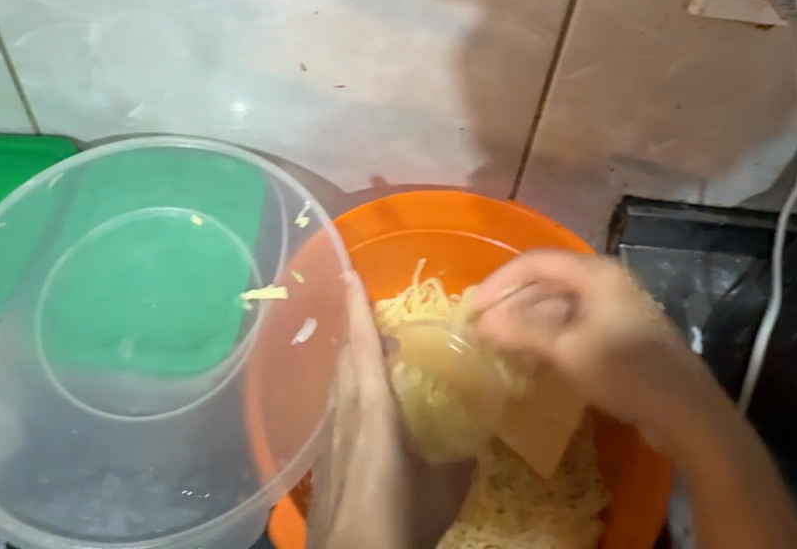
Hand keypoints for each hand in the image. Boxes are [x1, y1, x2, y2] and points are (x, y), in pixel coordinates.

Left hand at [308, 276, 473, 548]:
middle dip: (358, 330)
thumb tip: (475, 443)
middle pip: (346, 357)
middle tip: (380, 318)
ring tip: (375, 355)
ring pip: (338, 381)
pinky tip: (362, 407)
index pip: (362, 345)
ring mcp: (328, 436)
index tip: (348, 273)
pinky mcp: (322, 459)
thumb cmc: (397, 523)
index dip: (356, 308)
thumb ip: (457, 462)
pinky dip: (348, 389)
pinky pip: (335, 407)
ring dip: (353, 359)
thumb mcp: (441, 493)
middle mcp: (344, 413)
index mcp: (372, 410)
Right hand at [470, 250, 726, 453]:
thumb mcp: (568, 351)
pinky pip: (575, 322)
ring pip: (560, 303)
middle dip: (513, 301)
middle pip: (548, 280)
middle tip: (483, 325)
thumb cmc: (626, 371)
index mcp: (594, 273)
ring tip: (501, 341)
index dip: (501, 281)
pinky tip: (532, 354)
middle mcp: (605, 281)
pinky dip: (549, 333)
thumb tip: (482, 323)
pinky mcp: (621, 333)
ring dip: (529, 319)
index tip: (475, 306)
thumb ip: (522, 332)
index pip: (535, 262)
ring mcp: (615, 307)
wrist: (689, 414)